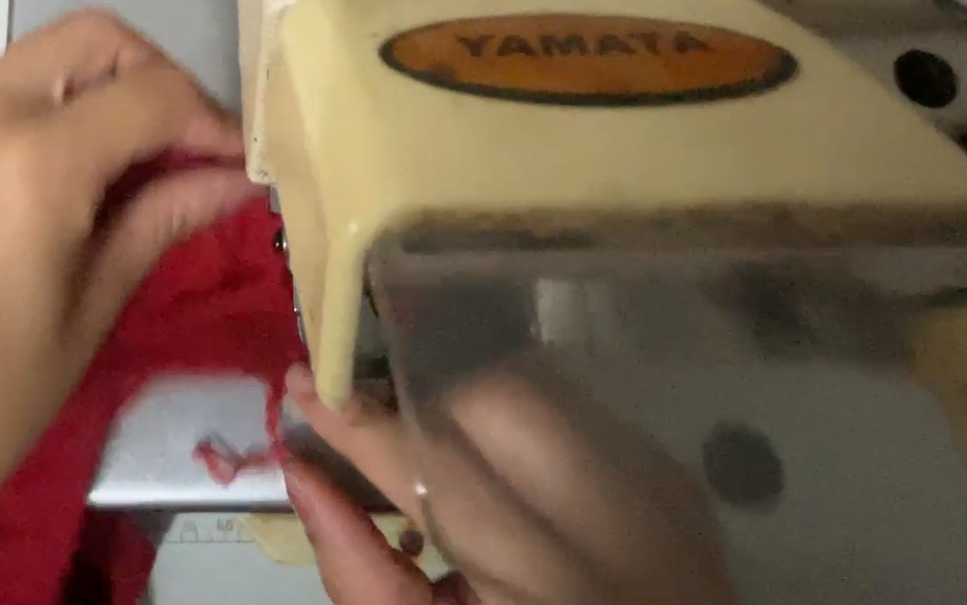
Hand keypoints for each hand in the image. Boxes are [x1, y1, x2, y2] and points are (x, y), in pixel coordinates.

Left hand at [0, 11, 262, 604]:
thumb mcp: (88, 314)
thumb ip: (164, 220)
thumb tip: (238, 178)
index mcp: (30, 162)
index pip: (151, 93)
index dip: (210, 119)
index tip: (237, 160)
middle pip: (89, 36)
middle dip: (154, 74)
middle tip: (182, 143)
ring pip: (32, 64)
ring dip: (92, 95)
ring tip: (119, 170)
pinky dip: (32, 120)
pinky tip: (39, 189)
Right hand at [285, 363, 737, 604]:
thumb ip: (357, 570)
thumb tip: (300, 469)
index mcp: (545, 589)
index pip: (429, 465)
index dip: (357, 417)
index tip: (304, 382)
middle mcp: (613, 525)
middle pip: (488, 396)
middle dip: (414, 383)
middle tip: (368, 404)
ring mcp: (653, 490)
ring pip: (527, 384)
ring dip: (458, 388)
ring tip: (426, 426)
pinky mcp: (666, 473)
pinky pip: (563, 403)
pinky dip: (507, 409)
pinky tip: (490, 449)